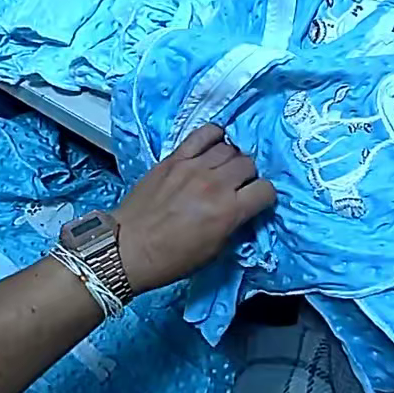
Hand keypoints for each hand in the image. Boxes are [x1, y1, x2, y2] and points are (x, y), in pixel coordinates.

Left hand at [113, 125, 276, 291]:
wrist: (127, 248)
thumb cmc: (172, 258)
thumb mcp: (215, 250)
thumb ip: (235, 223)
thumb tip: (244, 207)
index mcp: (228, 211)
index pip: (266, 189)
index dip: (264, 196)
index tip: (256, 201)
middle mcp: (215, 184)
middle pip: (248, 164)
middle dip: (248, 176)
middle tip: (237, 186)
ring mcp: (193, 166)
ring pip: (229, 147)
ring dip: (231, 158)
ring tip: (223, 169)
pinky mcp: (175, 157)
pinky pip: (203, 133)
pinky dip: (214, 136)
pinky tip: (213, 145)